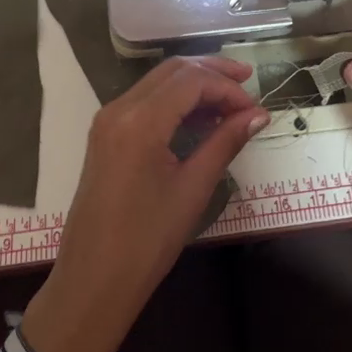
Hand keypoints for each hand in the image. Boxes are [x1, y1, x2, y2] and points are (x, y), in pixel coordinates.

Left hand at [20, 56, 268, 351]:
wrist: (93, 280)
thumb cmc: (147, 240)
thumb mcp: (193, 189)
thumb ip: (225, 142)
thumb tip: (259, 115)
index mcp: (139, 121)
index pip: (192, 81)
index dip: (228, 88)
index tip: (255, 110)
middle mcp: (119, 108)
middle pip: (173, 71)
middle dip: (212, 73)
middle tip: (248, 83)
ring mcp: (108, 119)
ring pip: (158, 81)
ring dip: (194, 84)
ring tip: (230, 103)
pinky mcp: (105, 133)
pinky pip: (145, 100)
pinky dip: (175, 100)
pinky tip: (200, 117)